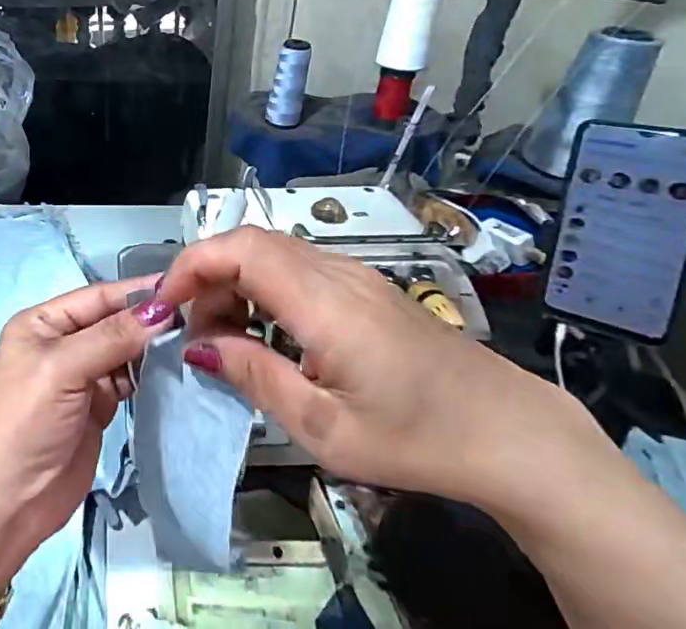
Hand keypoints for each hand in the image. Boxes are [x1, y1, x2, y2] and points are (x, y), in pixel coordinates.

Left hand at [0, 276, 177, 594]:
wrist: (9, 502)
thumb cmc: (24, 422)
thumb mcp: (61, 370)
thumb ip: (110, 338)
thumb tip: (160, 308)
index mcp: (40, 323)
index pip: (95, 297)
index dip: (136, 292)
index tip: (186, 285)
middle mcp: (59, 343)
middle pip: (112, 322)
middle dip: (149, 320)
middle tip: (202, 317)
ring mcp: (78, 377)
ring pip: (123, 352)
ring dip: (152, 349)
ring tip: (196, 343)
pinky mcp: (95, 407)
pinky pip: (127, 382)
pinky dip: (148, 377)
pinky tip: (176, 373)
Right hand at [154, 227, 604, 508]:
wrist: (519, 438)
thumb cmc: (422, 440)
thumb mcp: (326, 429)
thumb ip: (255, 377)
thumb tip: (198, 347)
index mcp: (325, 304)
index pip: (237, 250)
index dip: (189, 266)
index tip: (167, 306)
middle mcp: (336, 274)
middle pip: (245, 244)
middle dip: (205, 280)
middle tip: (200, 334)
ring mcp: (353, 274)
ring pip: (267, 251)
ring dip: (232, 285)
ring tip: (231, 339)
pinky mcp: (363, 285)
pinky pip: (293, 266)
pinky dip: (260, 288)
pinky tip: (269, 333)